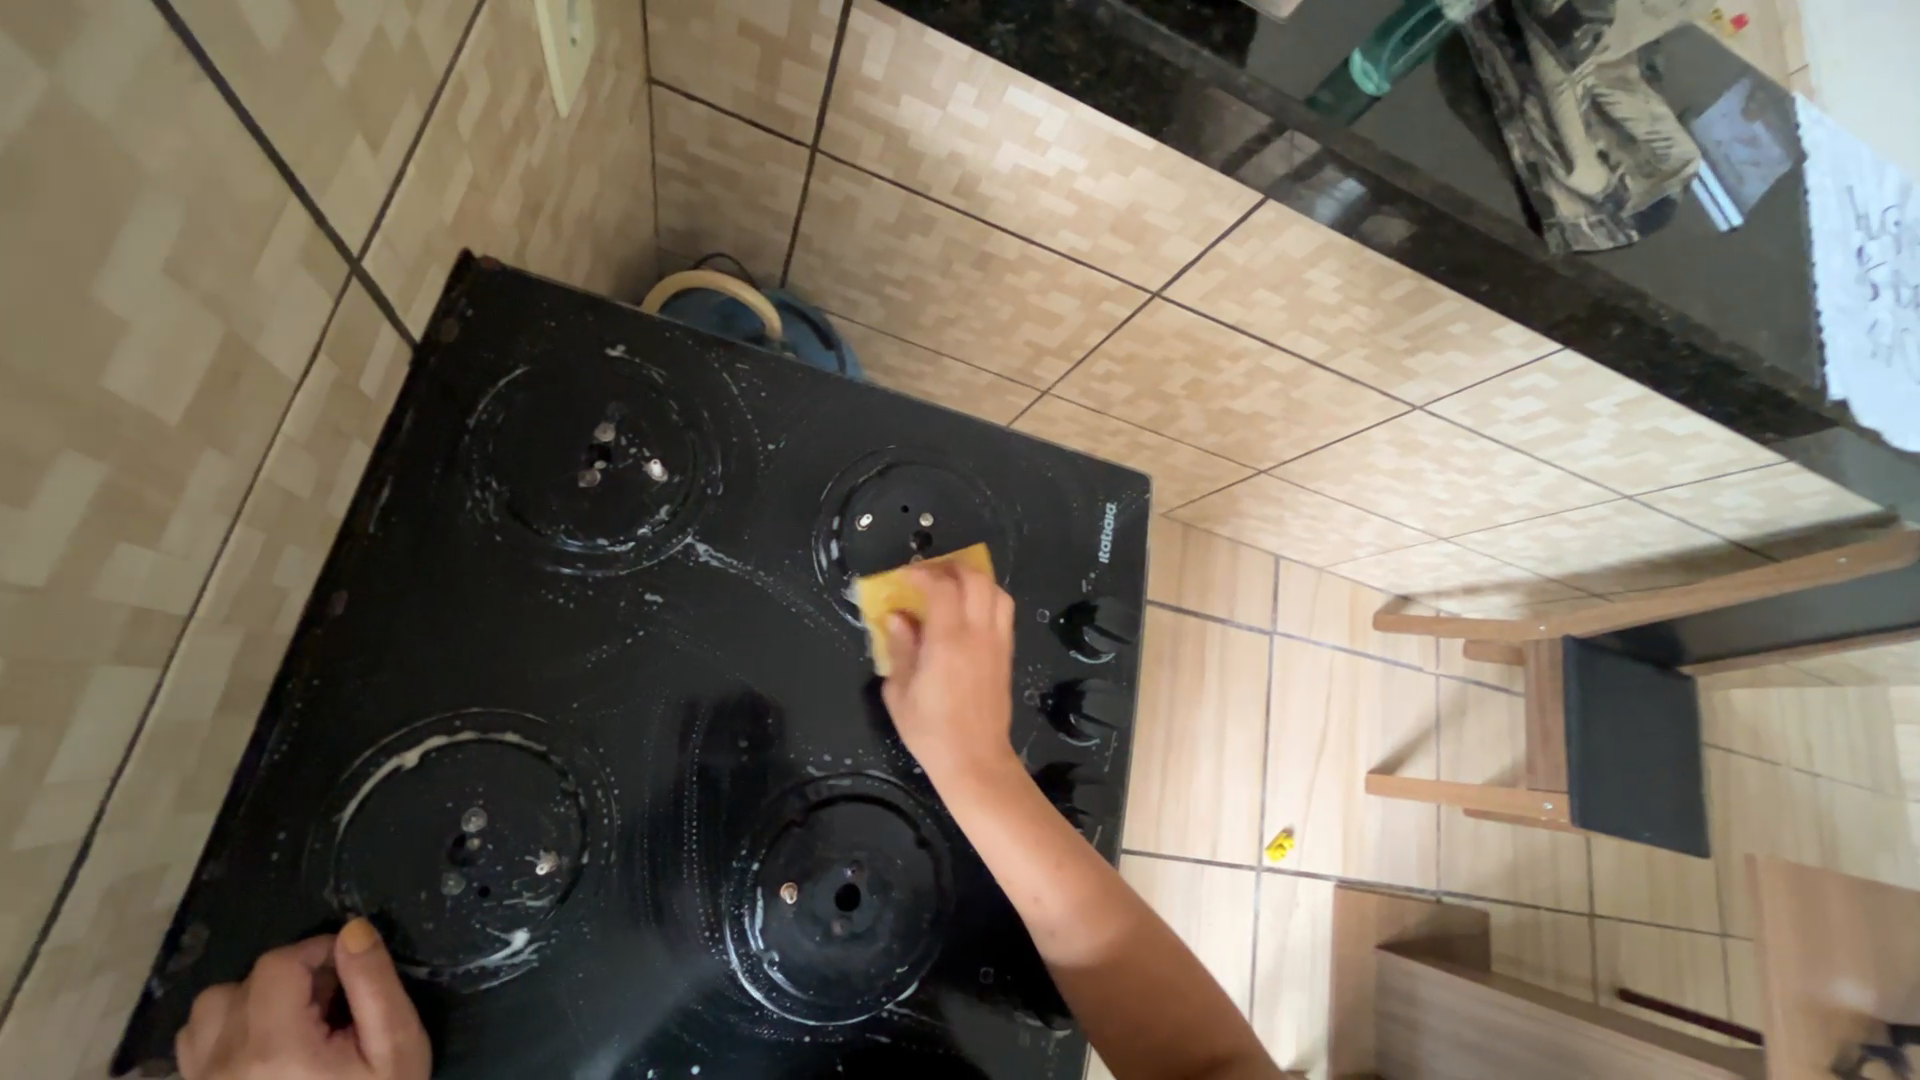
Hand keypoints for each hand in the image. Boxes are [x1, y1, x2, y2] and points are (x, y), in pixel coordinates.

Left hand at [176, 918, 429, 1079]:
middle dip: (294, 975)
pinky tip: (267, 1047)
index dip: (320, 950)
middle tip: (334, 1001)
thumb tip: (353, 930)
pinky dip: (229, 1031)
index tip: (353, 969)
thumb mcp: (394, 1044)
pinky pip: (195, 1046)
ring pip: (209, 1012)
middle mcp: (222, 1066)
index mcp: (275, 1047)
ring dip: (253, 1000)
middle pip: (243, 982)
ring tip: (296, 1020)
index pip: (278, 963)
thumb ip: (373, 982)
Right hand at [880, 561, 1020, 789]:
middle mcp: (978, 634)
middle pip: (976, 579)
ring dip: (974, 579)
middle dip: (950, 567)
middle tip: (928, 574)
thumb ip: (899, 648)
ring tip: (951, 586)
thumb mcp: (900, 692)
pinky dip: (987, 598)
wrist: (975, 760)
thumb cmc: (930, 731)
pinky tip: (968, 610)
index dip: (921, 574)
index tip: (903, 577)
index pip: (941, 587)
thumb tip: (896, 617)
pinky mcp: (1007, 654)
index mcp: (948, 641)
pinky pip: (1003, 612)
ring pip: (997, 591)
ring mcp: (998, 643)